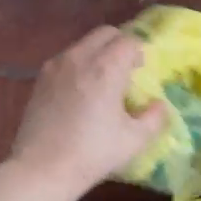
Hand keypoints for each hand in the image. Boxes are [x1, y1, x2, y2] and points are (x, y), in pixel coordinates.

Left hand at [8, 27, 166, 193]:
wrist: (42, 167)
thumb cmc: (92, 153)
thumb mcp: (134, 140)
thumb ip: (154, 118)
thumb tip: (160, 104)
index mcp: (105, 68)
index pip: (128, 41)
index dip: (139, 53)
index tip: (141, 71)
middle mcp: (79, 58)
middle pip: (104, 34)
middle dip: (119, 45)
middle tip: (125, 70)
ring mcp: (55, 65)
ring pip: (83, 44)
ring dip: (97, 53)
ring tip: (102, 82)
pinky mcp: (40, 77)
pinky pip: (66, 58)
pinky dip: (78, 64)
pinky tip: (80, 91)